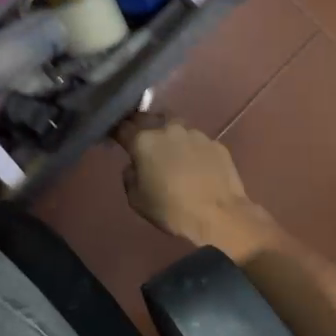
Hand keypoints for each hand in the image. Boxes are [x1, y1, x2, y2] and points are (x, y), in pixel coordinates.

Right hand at [115, 115, 275, 250]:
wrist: (220, 217)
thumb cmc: (172, 210)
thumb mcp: (137, 200)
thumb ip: (130, 176)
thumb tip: (135, 166)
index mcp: (144, 141)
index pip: (122, 127)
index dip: (116, 131)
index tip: (115, 137)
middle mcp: (167, 129)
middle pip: (149, 118)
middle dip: (142, 126)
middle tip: (143, 141)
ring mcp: (194, 134)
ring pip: (175, 126)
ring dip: (169, 135)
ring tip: (172, 152)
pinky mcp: (215, 143)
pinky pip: (197, 141)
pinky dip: (192, 148)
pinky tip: (196, 164)